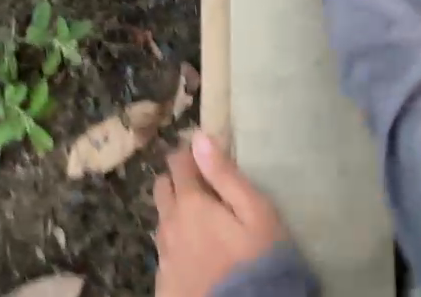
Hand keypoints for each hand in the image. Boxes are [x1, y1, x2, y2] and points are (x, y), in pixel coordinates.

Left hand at [153, 132, 284, 296]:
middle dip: (177, 181)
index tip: (203, 156)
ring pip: (162, 222)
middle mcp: (169, 226)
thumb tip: (200, 138)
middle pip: (162, 188)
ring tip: (201, 225)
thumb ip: (225, 174)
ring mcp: (164, 259)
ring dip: (176, 215)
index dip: (189, 154)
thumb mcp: (255, 212)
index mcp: (190, 203)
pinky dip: (177, 248)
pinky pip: (165, 255)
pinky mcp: (165, 286)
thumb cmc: (258, 261)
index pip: (177, 162)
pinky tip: (197, 257)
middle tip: (202, 189)